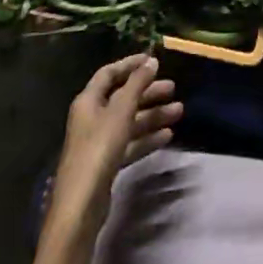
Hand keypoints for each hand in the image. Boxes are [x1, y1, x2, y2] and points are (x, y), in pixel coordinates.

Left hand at [49, 54, 182, 231]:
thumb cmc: (99, 148)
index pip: (109, 73)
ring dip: (153, 115)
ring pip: (129, 121)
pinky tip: (167, 136)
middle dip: (147, 92)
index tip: (153, 60)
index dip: (130, 65)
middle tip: (173, 88)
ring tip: (179, 111)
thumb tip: (152, 61)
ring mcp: (99, 141)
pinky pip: (130, 143)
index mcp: (89, 100)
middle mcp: (92, 116)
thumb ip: (136, 85)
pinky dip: (147, 138)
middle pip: (122, 97)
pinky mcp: (107, 162)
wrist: (82, 203)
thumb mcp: (120, 112)